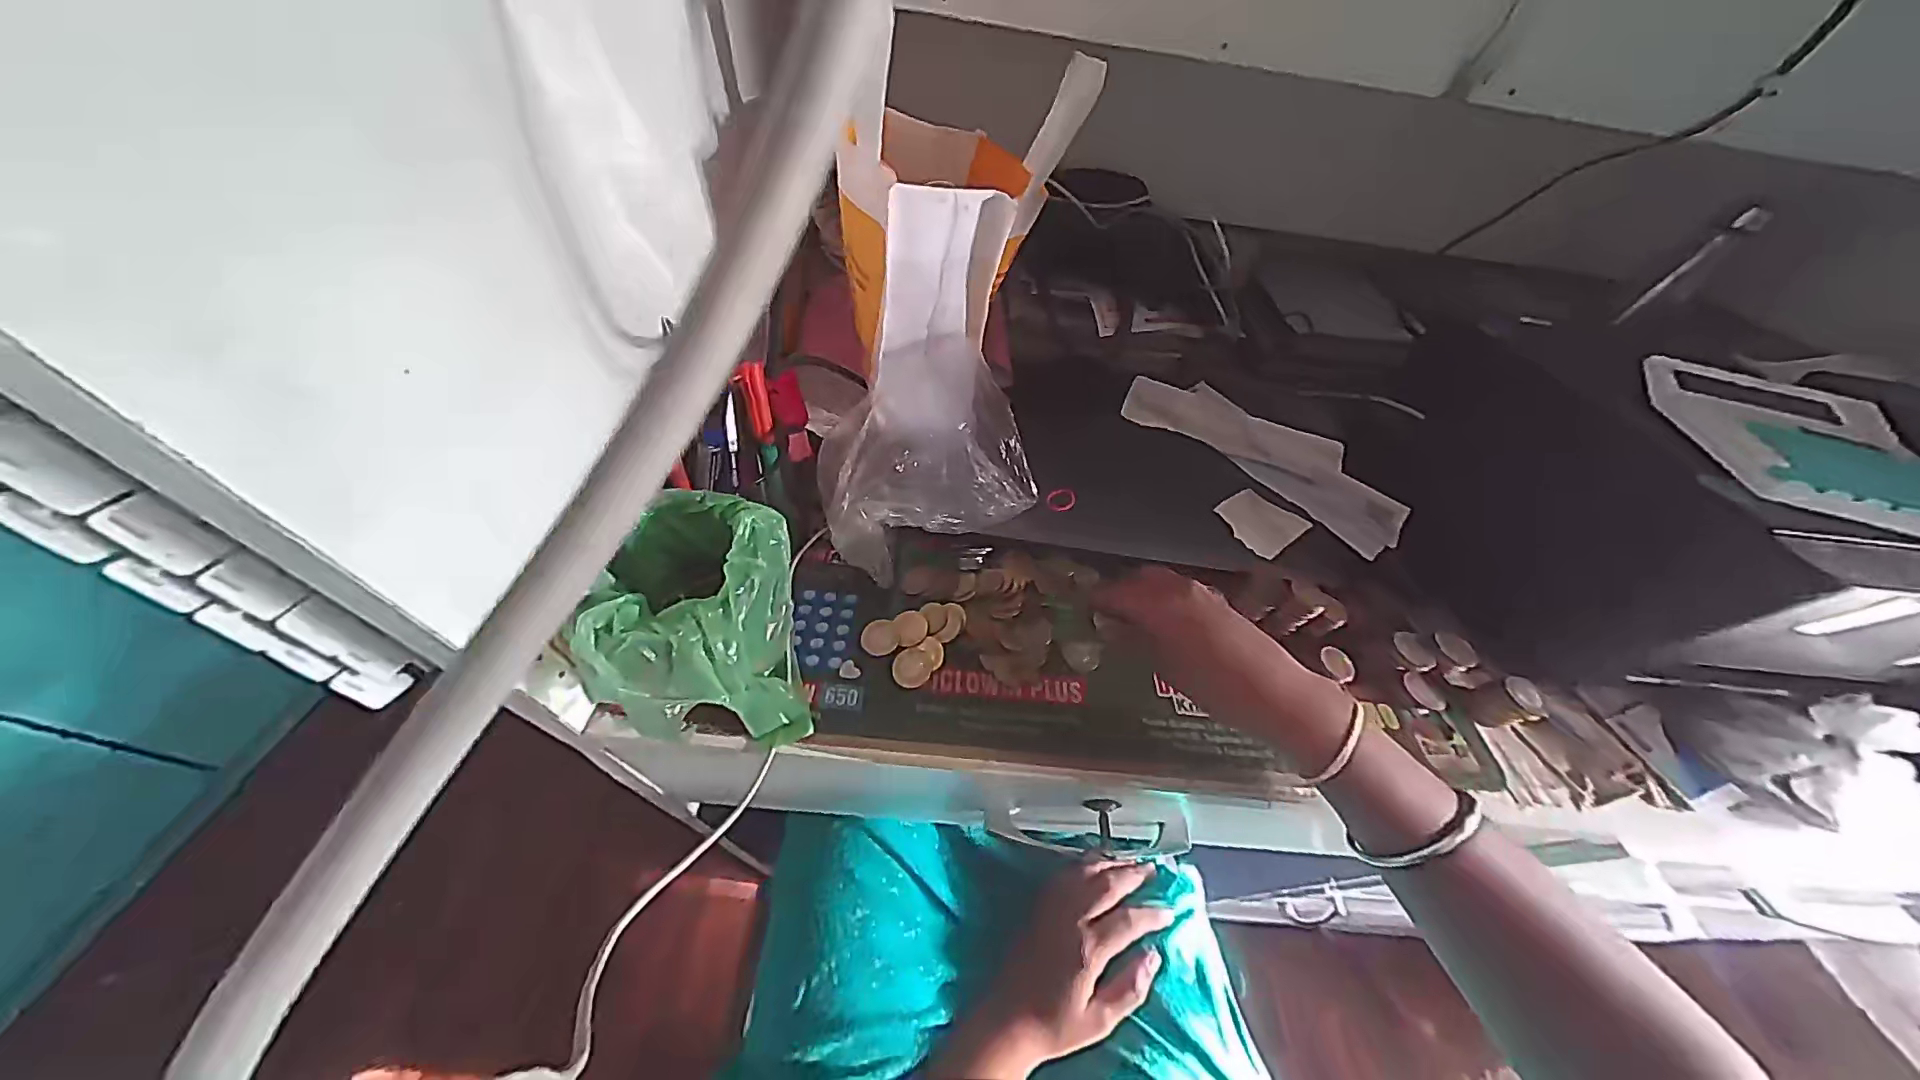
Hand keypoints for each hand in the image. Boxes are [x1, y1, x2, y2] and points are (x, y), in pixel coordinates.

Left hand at [927, 861, 1172, 1078]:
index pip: (1128, 920)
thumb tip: (1153, 957)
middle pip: (1106, 884)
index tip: (1168, 911)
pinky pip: (1062, 873)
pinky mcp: (1036, 904)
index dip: (1152, 913)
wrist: (1006, 1018)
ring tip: (1127, 860)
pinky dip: (1082, 862)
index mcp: (1088, 948)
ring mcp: (1050, 907)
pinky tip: (1091, 863)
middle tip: (1152, 870)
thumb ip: (1130, 988)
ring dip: (1108, 862)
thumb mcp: (1099, 1020)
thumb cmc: (1054, 1023)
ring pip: (1083, 871)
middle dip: (1133, 874)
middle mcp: (1069, 919)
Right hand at [1094, 566, 1354, 774]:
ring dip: (1141, 594)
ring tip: (1127, 620)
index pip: (1115, 591)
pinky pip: (1178, 591)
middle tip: (1103, 615)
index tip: (1082, 609)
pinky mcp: (1217, 602)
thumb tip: (1109, 625)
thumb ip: (1135, 640)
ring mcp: (1202, 593)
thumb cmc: (1215, 688)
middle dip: (1118, 592)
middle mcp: (1180, 588)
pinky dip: (1161, 600)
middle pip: (1138, 578)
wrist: (1277, 694)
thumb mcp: (1166, 668)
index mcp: (1161, 603)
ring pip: (1159, 582)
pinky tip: (1158, 623)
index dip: (1096, 599)